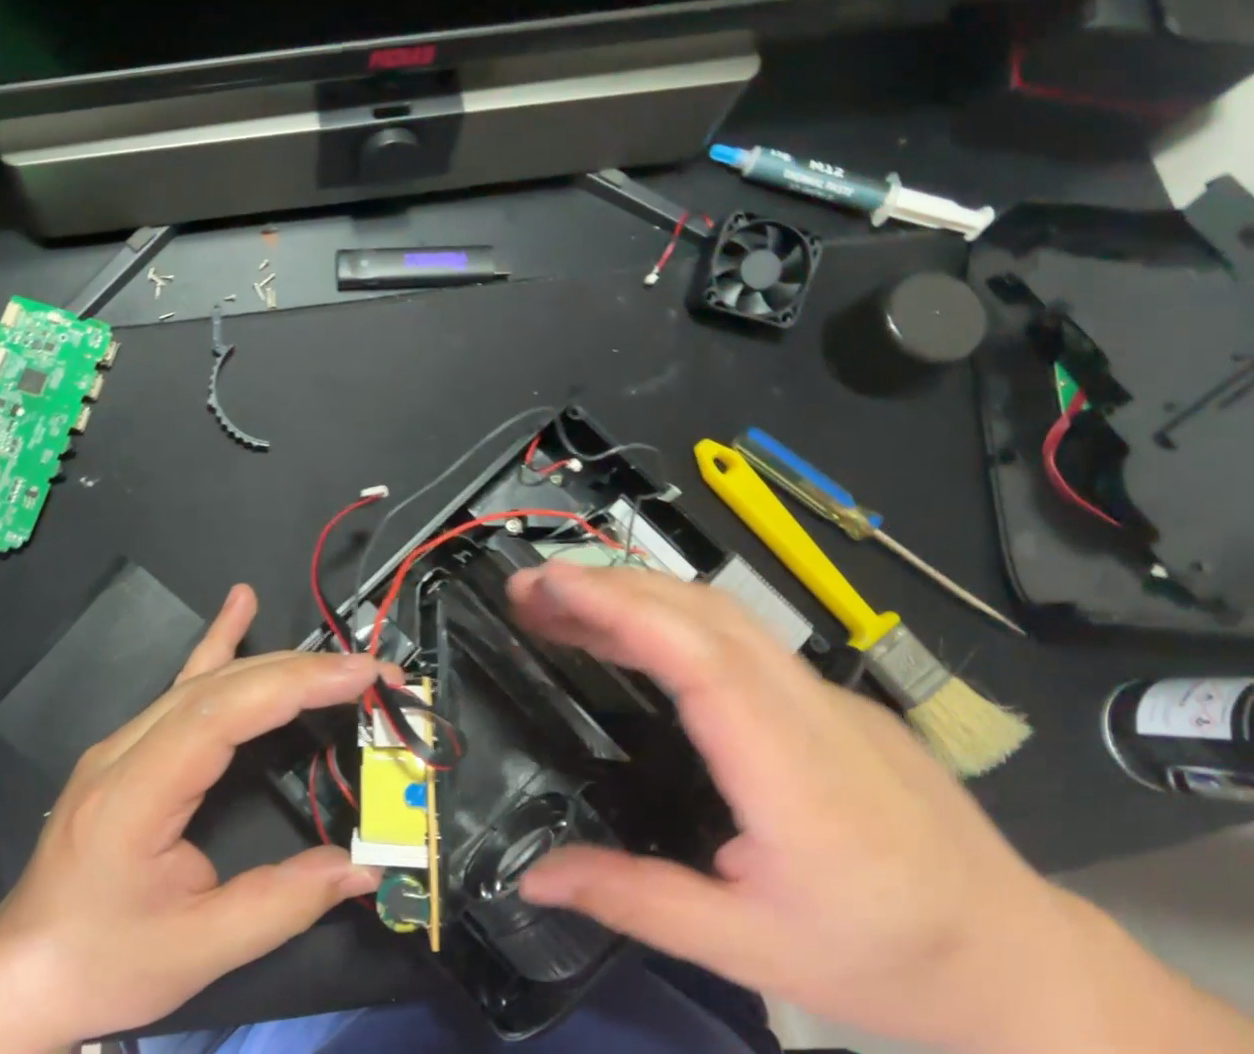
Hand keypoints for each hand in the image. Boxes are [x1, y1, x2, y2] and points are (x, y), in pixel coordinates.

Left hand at [0, 585, 383, 1053]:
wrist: (22, 976)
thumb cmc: (102, 963)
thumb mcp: (199, 950)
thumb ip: (283, 903)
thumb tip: (364, 868)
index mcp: (132, 797)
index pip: (220, 714)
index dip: (293, 684)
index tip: (360, 674)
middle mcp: (121, 754)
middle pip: (215, 688)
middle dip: (299, 671)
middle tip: (371, 672)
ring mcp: (119, 748)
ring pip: (200, 683)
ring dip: (271, 664)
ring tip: (331, 655)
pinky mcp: (125, 754)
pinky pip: (179, 691)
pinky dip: (216, 646)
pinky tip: (237, 607)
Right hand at [502, 563, 1235, 1052]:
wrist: (1021, 962)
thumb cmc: (885, 960)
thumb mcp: (748, 948)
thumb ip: (633, 900)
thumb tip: (532, 876)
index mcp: (795, 775)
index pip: (701, 659)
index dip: (620, 610)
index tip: (548, 587)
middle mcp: (817, 714)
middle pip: (708, 615)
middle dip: (610, 586)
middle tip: (527, 591)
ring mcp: (835, 700)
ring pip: (728, 618)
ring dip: (638, 596)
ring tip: (560, 605)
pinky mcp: (838, 704)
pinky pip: (745, 641)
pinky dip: (672, 620)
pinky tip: (633, 640)